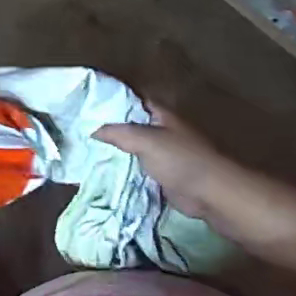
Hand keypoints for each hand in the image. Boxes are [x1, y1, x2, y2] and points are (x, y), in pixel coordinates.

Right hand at [93, 103, 231, 220]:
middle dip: (113, 129)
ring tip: (90, 152)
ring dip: (118, 151)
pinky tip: (106, 172)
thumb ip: (118, 133)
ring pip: (136, 149)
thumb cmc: (180, 160)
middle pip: (134, 126)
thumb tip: (94, 130)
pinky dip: (126, 170)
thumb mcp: (145, 140)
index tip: (92, 107)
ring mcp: (166, 155)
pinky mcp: (165, 175)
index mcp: (163, 117)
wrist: (210, 193)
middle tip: (85, 132)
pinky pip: (140, 169)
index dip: (117, 102)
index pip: (137, 102)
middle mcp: (165, 132)